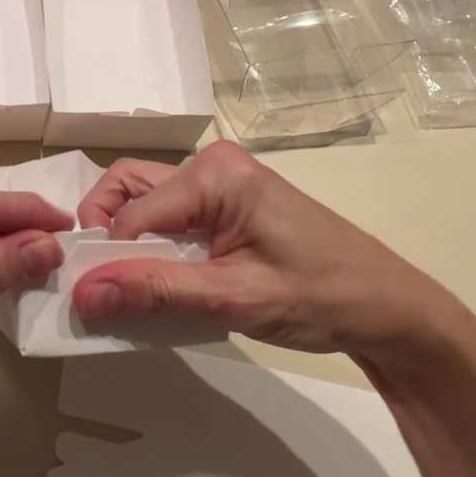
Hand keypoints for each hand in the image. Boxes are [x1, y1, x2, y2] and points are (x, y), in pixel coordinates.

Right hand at [73, 141, 464, 360]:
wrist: (391, 310)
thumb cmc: (323, 298)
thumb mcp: (235, 298)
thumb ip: (158, 291)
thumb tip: (84, 293)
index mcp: (215, 174)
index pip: (131, 212)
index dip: (107, 256)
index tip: (96, 302)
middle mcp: (211, 166)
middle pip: (127, 188)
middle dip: (105, 234)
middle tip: (104, 285)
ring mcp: (218, 184)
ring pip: (142, 203)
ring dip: (128, 244)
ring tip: (133, 289)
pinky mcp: (225, 205)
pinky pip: (168, 219)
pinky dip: (152, 250)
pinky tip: (161, 285)